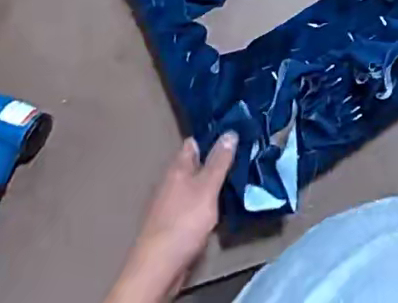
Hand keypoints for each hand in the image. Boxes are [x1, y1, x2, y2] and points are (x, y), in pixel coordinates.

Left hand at [105, 133, 236, 302]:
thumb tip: (229, 132)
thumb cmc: (184, 221)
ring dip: (209, 186)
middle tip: (239, 163)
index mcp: (178, 166)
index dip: (211, 139)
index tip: (232, 137)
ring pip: (194, 187)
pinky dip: (204, 206)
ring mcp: (169, 203)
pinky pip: (192, 207)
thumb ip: (219, 162)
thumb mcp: (207, 188)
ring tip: (232, 185)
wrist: (158, 265)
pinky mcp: (172, 223)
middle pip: (195, 165)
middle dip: (213, 164)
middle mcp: (171, 180)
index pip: (194, 143)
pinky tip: (216, 212)